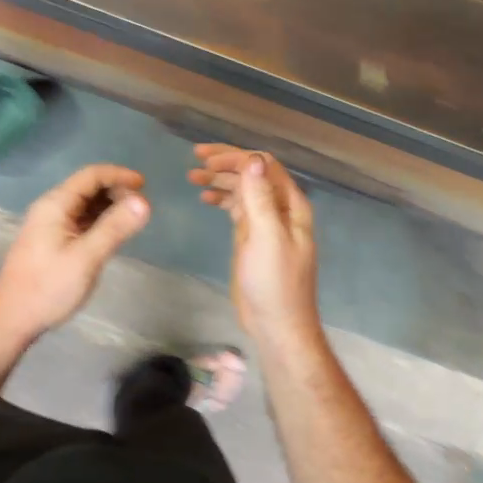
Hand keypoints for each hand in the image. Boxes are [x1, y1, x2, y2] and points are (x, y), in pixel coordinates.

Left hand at [0, 164, 150, 341]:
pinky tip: (110, 233)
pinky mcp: (49, 240)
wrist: (12, 319)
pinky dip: (97, 220)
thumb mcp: (86, 258)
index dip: (118, 175)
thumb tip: (144, 202)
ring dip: (107, 206)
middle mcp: (49, 207)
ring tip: (130, 219)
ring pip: (82, 204)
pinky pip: (77, 220)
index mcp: (55, 204)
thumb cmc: (49, 287)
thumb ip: (114, 228)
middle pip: (86, 187)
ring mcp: (47, 224)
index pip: (91, 176)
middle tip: (140, 207)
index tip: (144, 185)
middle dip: (114, 191)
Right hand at [189, 145, 320, 347]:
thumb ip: (260, 197)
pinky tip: (204, 197)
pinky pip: (236, 207)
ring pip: (242, 189)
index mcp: (290, 205)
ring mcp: (265, 222)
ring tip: (192, 177)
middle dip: (225, 163)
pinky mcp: (252, 237)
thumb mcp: (267, 236)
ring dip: (219, 180)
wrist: (276, 325)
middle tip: (195, 160)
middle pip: (252, 174)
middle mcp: (280, 208)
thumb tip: (253, 158)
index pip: (263, 166)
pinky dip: (221, 198)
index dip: (236, 157)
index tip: (207, 159)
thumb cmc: (274, 282)